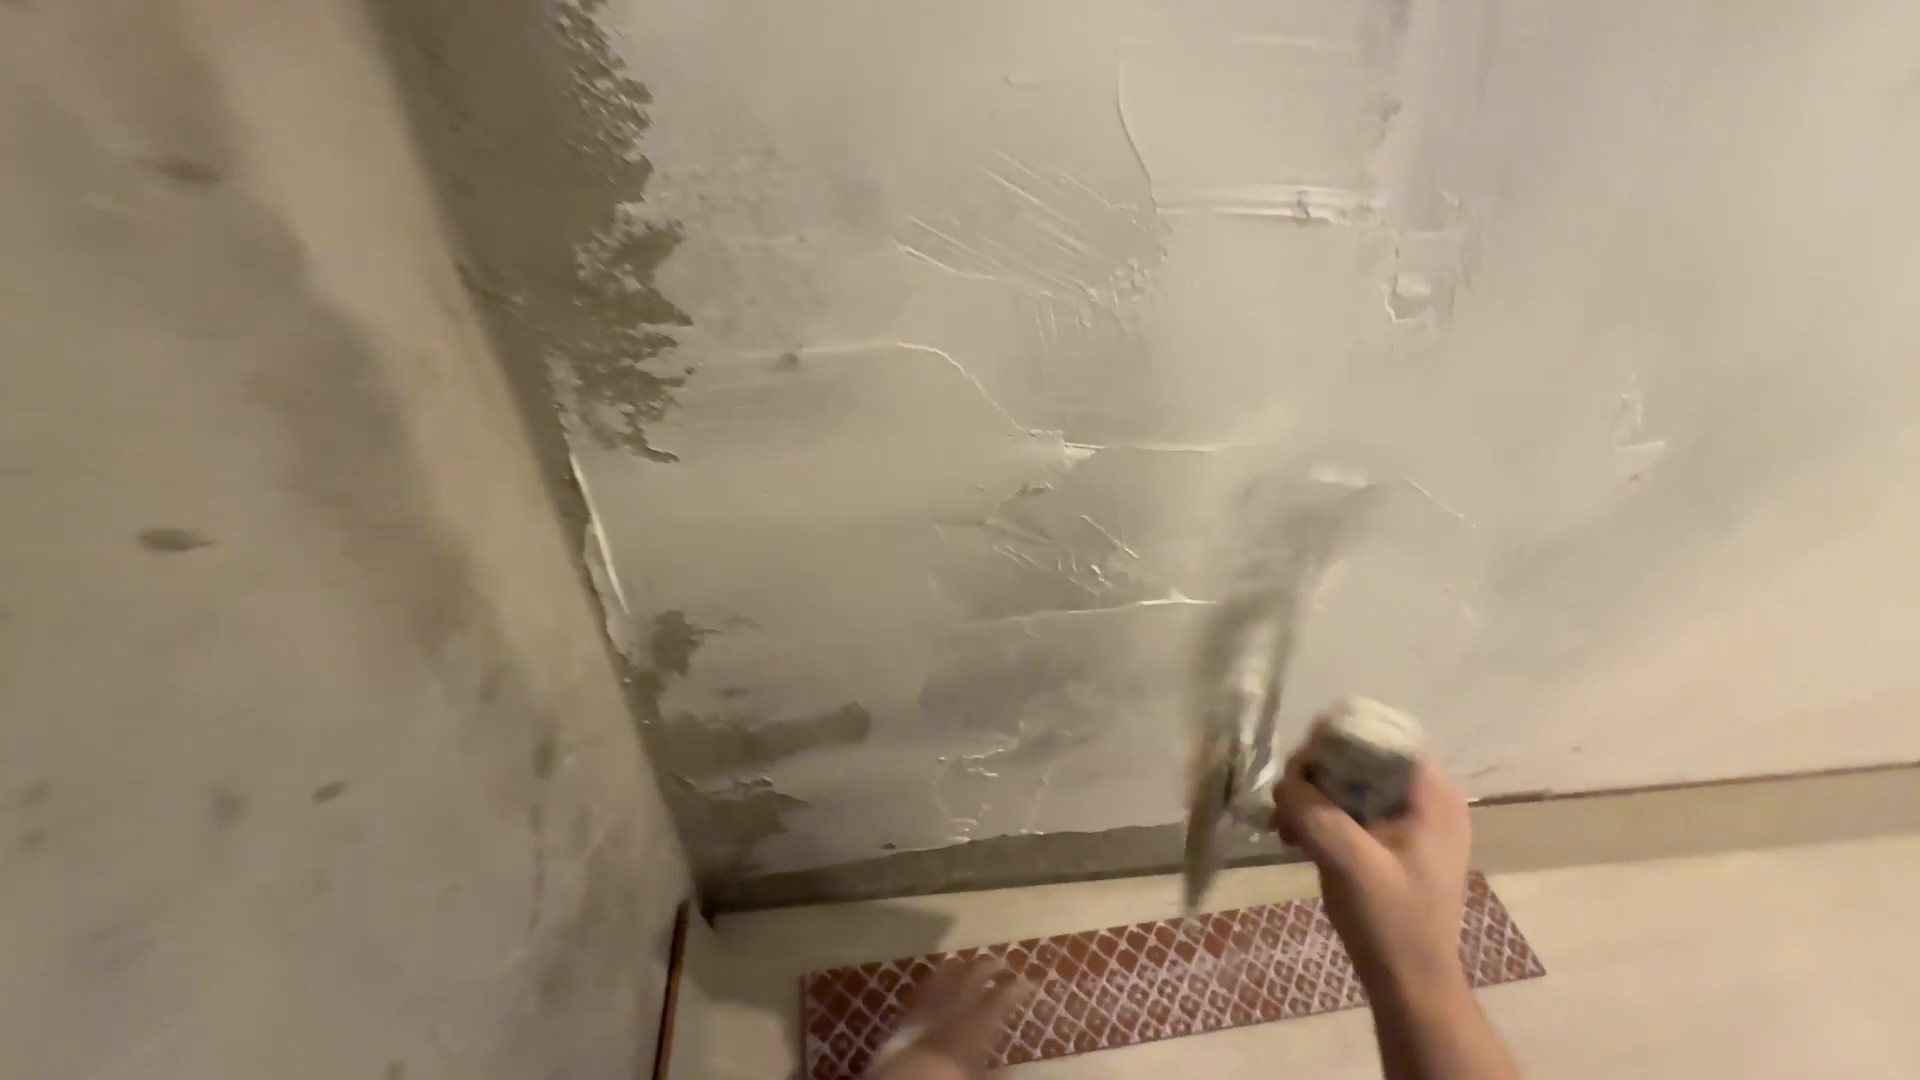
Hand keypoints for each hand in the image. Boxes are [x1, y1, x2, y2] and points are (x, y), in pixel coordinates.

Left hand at [866, 958, 1029, 1079]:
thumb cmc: (945, 1078)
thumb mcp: (975, 1076)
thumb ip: (992, 1071)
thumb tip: (1009, 1069)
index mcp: (975, 1025)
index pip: (1000, 999)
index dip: (1016, 988)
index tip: (1028, 980)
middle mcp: (953, 1006)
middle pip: (974, 976)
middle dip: (990, 965)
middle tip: (1002, 962)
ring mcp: (929, 1004)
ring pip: (948, 974)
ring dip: (963, 965)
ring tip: (972, 962)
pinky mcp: (909, 1011)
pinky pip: (925, 985)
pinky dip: (937, 976)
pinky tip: (939, 975)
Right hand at [1272, 738, 1472, 997]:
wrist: (1409, 982)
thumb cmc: (1391, 922)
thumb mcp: (1349, 862)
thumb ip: (1314, 812)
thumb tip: (1282, 783)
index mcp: (1432, 794)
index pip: (1382, 735)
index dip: (1336, 740)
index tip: (1300, 766)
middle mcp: (1425, 796)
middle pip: (1361, 754)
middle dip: (1317, 772)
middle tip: (1286, 799)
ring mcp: (1409, 818)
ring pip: (1349, 779)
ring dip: (1311, 794)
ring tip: (1284, 823)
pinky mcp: (1390, 837)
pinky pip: (1348, 804)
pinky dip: (1319, 813)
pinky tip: (1294, 835)